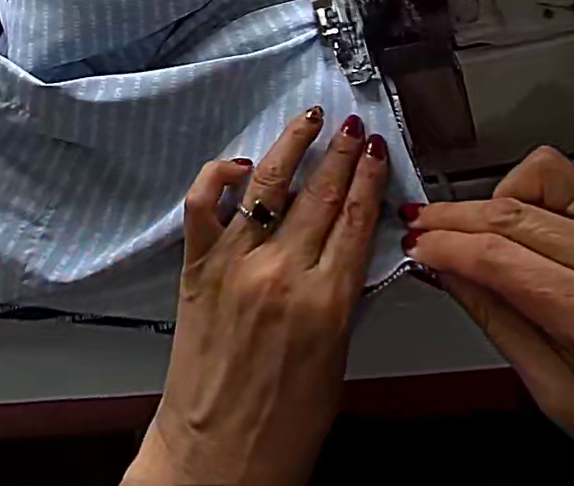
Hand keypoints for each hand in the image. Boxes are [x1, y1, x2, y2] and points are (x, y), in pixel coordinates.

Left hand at [125, 107, 391, 485]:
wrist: (218, 455)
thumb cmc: (285, 424)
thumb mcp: (337, 362)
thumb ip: (341, 298)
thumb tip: (344, 245)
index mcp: (327, 303)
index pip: (355, 221)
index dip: (369, 179)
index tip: (377, 151)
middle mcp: (281, 273)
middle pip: (320, 195)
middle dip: (341, 154)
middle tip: (353, 127)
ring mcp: (234, 262)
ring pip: (268, 185)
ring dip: (291, 146)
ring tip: (308, 120)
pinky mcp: (196, 263)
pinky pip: (202, 203)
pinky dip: (219, 175)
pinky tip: (241, 163)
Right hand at [407, 146, 573, 485]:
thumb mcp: (556, 397)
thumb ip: (492, 317)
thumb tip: (439, 265)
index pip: (501, 258)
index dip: (444, 244)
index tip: (412, 243)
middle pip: (514, 213)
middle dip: (453, 216)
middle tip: (420, 226)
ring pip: (544, 178)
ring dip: (495, 195)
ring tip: (475, 226)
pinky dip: (541, 184)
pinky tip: (524, 213)